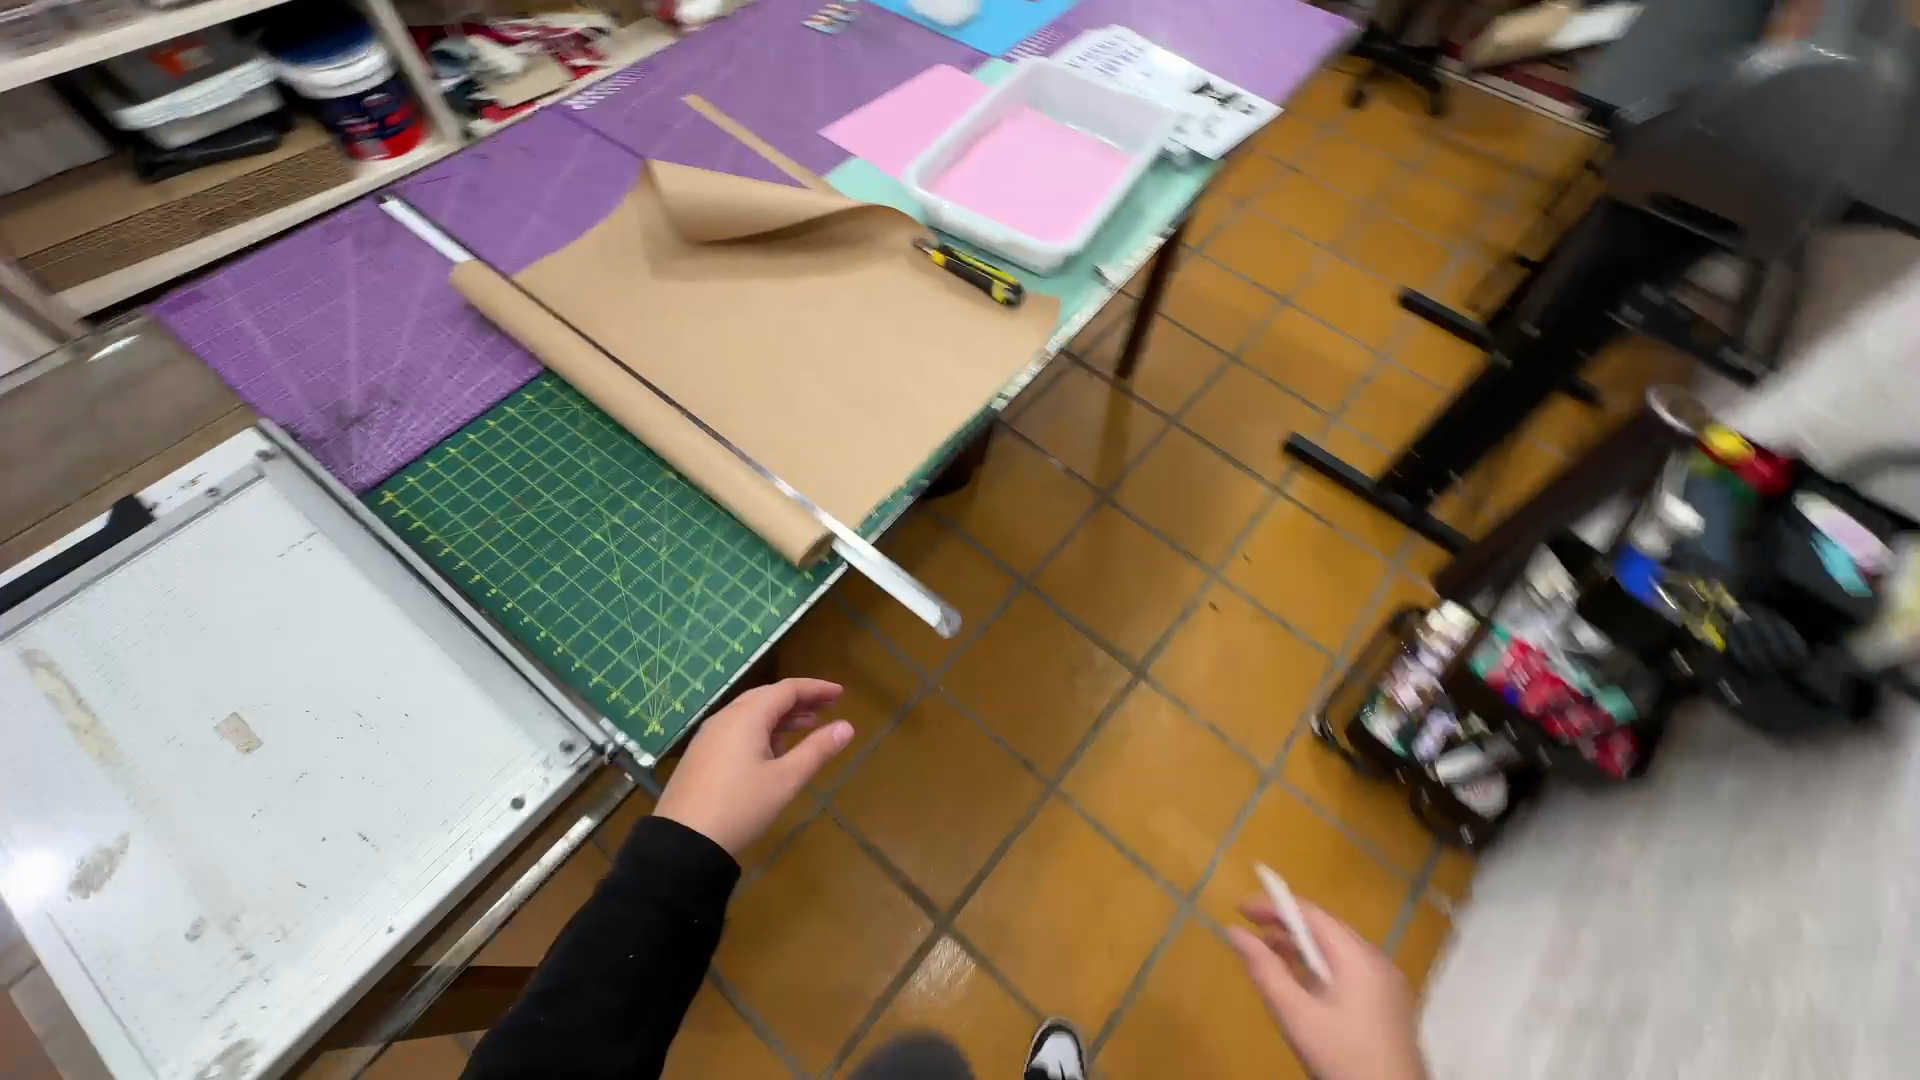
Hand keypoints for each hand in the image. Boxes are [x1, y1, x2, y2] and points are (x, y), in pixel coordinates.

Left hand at [653, 678, 853, 857]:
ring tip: (807, 728)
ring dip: (781, 716)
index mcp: (747, 717)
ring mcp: (709, 736)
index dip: (816, 689)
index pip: (787, 689)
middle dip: (799, 700)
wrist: (683, 843)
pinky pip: (737, 729)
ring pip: (751, 713)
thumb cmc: (740, 807)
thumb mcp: (786, 780)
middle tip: (827, 708)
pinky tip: (773, 752)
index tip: (840, 694)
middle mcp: (726, 718)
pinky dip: (762, 730)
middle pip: (768, 696)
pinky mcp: (701, 754)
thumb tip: (846, 726)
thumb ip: (817, 750)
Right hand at [1227, 897, 1427, 1079]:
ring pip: (1338, 949)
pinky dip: (1321, 965)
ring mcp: (1388, 984)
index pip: (1310, 914)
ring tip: (1270, 955)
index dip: (1272, 906)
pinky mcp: (1390, 1005)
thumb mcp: (1296, 1015)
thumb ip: (1264, 969)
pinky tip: (1303, 984)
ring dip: (1302, 946)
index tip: (1238, 909)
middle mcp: (1377, 961)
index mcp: (1357, 958)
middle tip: (1251, 930)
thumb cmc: (1343, 1060)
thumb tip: (1233, 931)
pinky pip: (1350, 969)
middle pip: (1325, 927)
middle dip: (1286, 924)